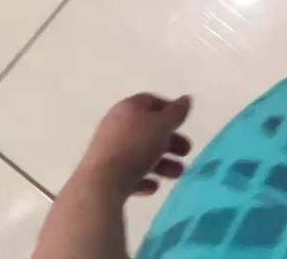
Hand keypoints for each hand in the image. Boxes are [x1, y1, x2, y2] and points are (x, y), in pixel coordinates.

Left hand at [75, 93, 193, 197]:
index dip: (170, 111)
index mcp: (129, 108)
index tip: (183, 124)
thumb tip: (186, 99)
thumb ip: (177, 112)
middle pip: (148, 130)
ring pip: (140, 153)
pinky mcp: (103, 174)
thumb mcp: (164, 125)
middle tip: (186, 152)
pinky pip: (128, 172)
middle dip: (170, 142)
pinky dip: (143, 178)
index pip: (152, 101)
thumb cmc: (136, 146)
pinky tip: (152, 188)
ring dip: (162, 163)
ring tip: (176, 175)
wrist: (100, 184)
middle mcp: (116, 125)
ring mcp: (107, 150)